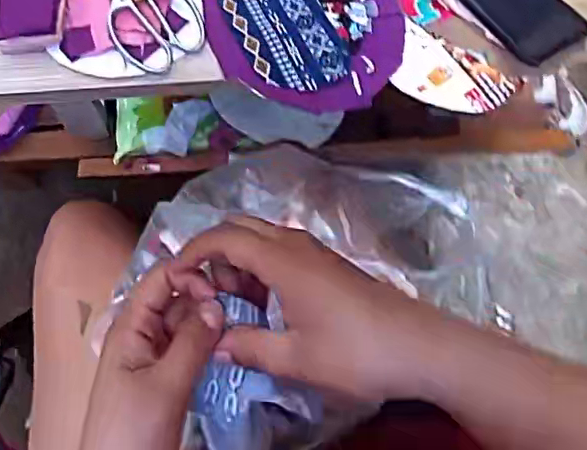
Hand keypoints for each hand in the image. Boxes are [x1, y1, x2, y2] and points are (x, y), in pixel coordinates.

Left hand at [79, 260, 224, 449]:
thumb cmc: (132, 433)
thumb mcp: (165, 386)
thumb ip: (192, 341)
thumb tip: (217, 304)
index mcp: (131, 324)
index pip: (161, 277)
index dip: (190, 274)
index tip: (219, 293)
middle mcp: (140, 333)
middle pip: (176, 297)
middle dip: (204, 299)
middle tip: (235, 313)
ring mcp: (151, 356)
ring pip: (184, 323)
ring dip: (207, 323)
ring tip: (233, 331)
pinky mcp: (162, 378)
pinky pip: (186, 348)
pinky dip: (204, 345)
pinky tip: (222, 350)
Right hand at [175, 217, 446, 402]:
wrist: (413, 343)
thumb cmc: (353, 350)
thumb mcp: (296, 358)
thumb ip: (250, 346)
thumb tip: (217, 341)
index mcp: (281, 258)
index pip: (224, 237)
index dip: (193, 250)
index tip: (173, 273)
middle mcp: (292, 242)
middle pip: (239, 228)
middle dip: (214, 253)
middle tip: (206, 293)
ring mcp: (309, 249)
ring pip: (259, 237)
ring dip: (238, 261)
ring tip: (233, 304)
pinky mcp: (321, 261)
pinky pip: (277, 250)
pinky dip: (258, 267)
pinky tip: (263, 304)